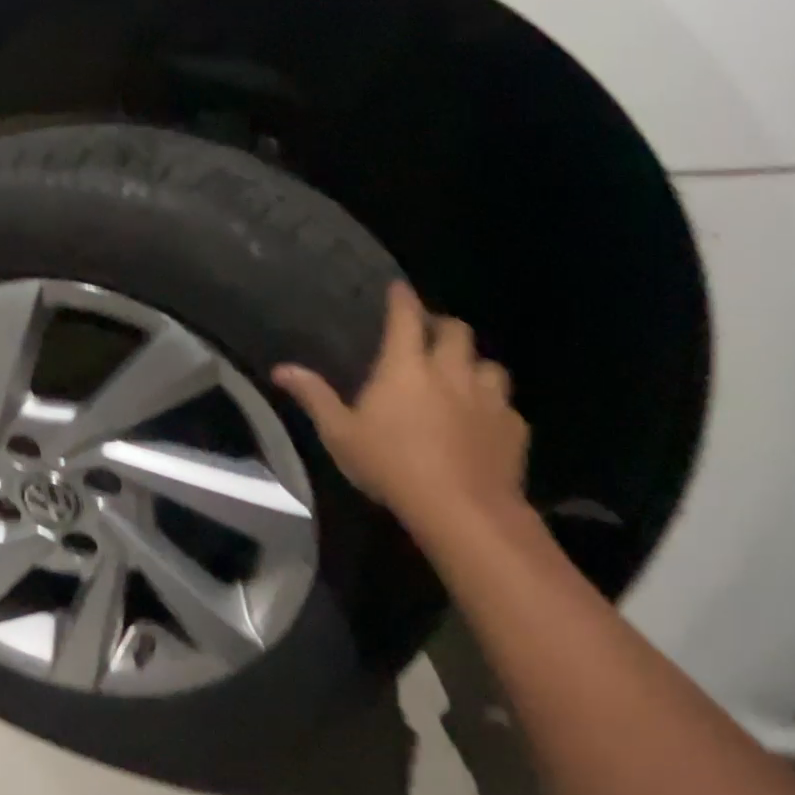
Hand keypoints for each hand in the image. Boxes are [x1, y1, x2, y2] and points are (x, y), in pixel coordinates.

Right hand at [272, 281, 528, 522]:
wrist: (460, 506)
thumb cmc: (389, 464)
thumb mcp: (339, 434)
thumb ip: (315, 397)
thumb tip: (282, 369)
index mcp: (405, 368)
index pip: (406, 319)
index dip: (402, 300)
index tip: (399, 288)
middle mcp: (451, 372)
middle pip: (456, 331)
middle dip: (442, 326)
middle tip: (429, 334)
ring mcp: (488, 398)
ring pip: (488, 365)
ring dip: (472, 364)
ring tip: (460, 376)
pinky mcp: (513, 426)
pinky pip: (505, 405)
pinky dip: (491, 405)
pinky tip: (481, 421)